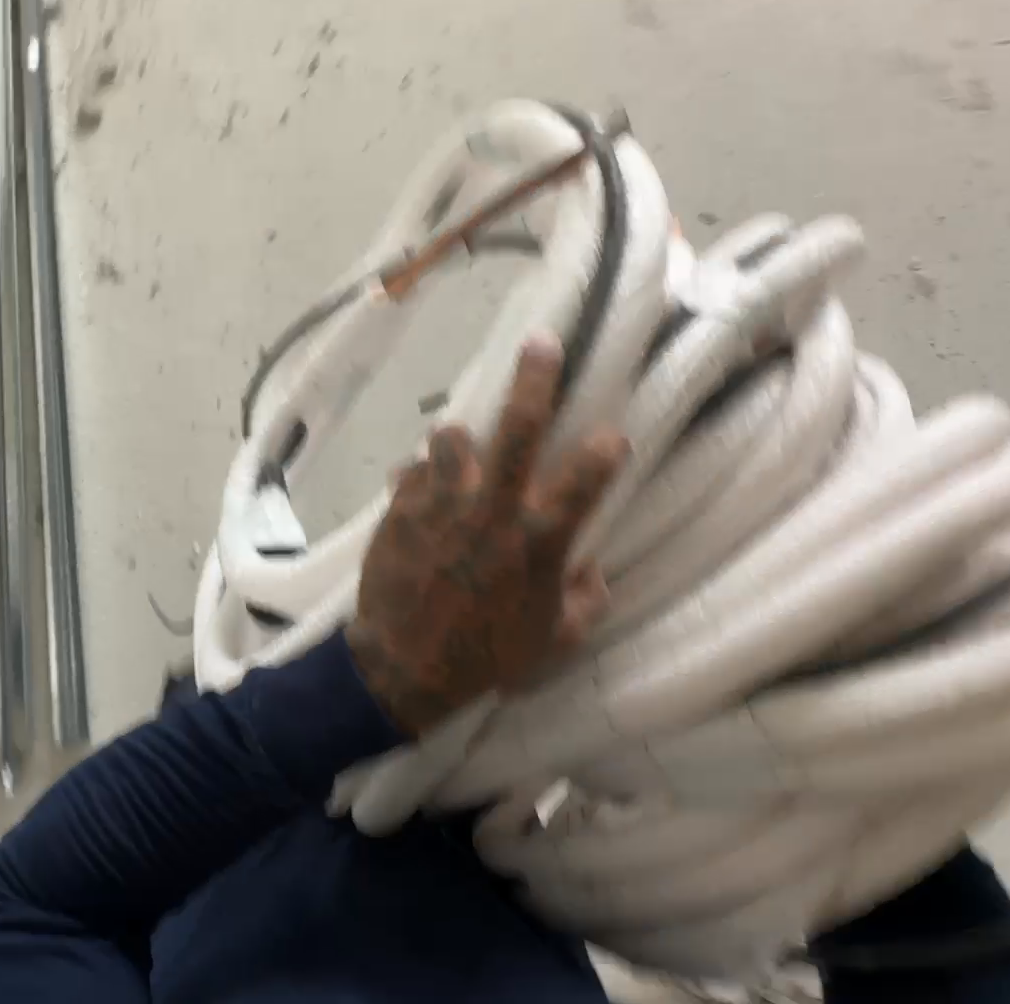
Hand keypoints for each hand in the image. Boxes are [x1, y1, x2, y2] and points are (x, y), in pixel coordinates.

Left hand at [347, 335, 627, 735]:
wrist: (402, 666)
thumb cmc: (485, 656)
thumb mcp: (552, 639)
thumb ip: (584, 600)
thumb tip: (593, 567)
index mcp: (538, 541)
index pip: (587, 477)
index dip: (606, 447)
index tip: (611, 435)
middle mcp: (490, 511)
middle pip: (517, 428)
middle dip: (534, 379)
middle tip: (539, 343)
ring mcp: (439, 505)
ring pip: (449, 437)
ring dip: (459, 441)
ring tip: (460, 454)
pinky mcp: (398, 510)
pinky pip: (411, 471)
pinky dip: (421, 478)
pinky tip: (422, 496)